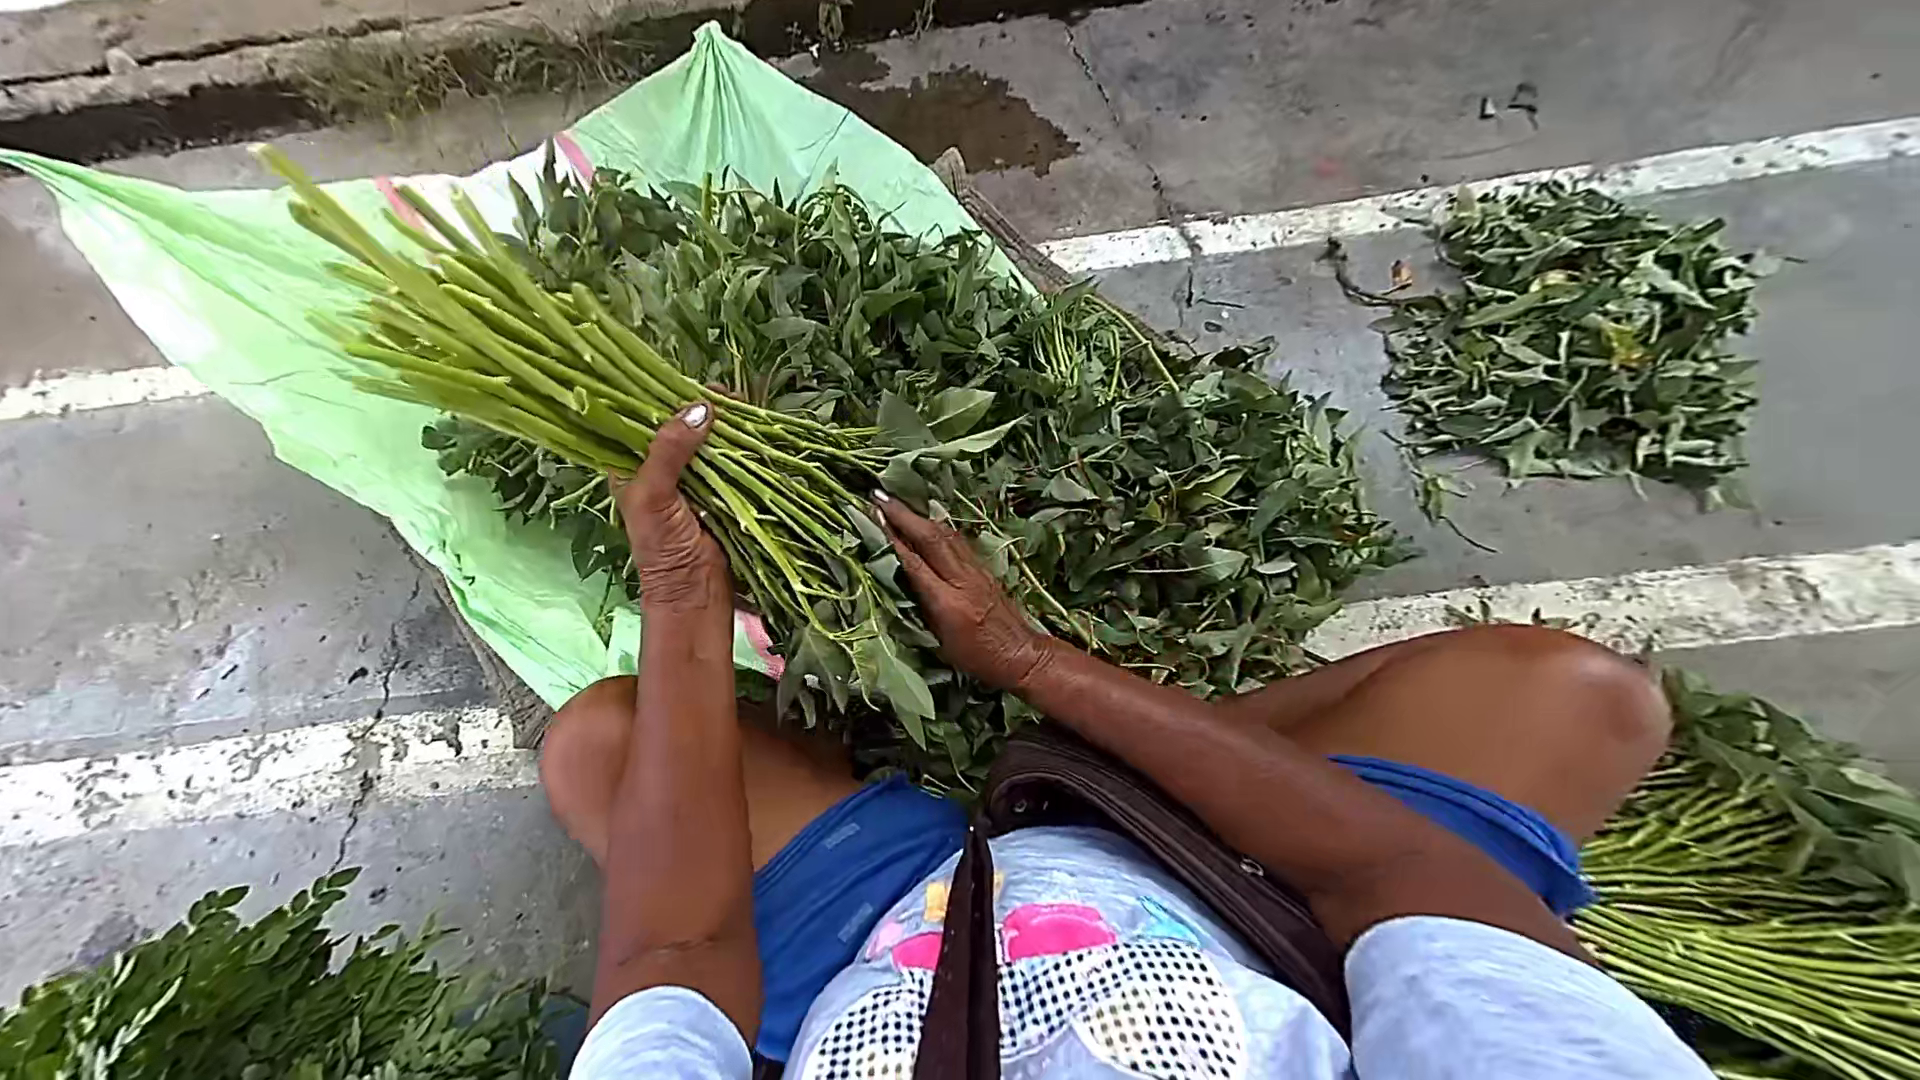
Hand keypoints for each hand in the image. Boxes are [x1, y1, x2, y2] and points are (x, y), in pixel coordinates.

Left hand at [613, 402, 728, 610]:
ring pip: (708, 440)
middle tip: (726, 394)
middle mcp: (662, 466)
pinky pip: (731, 460)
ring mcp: (694, 477)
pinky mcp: (722, 489)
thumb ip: (670, 451)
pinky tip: (753, 431)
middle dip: (701, 407)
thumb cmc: (661, 546)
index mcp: (632, 463)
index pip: (643, 418)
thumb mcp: (654, 494)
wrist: (695, 588)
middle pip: (680, 425)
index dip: (663, 397)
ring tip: (744, 406)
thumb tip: (700, 409)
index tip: (688, 383)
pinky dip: (742, 446)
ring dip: (726, 425)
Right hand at [874, 493, 1054, 691]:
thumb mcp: (939, 642)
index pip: (914, 562)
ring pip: (945, 534)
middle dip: (902, 514)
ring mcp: (976, 570)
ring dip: (919, 516)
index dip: (891, 538)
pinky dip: (936, 527)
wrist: (1020, 654)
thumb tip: (897, 581)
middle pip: (930, 538)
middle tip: (878, 496)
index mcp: (947, 602)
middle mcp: (962, 579)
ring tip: (896, 502)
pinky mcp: (984, 568)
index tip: (872, 517)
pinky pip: (956, 541)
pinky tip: (926, 521)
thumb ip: (919, 609)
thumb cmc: (975, 658)